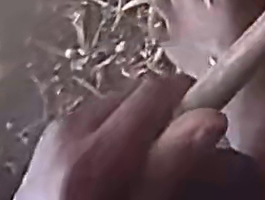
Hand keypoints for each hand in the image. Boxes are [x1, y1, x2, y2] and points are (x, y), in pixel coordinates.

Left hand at [15, 75, 228, 199]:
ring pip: (121, 105)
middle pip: (139, 93)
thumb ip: (169, 168)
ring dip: (144, 128)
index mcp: (91, 153)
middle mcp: (71, 127)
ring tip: (151, 171)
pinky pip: (99, 120)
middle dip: (168, 118)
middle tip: (188, 159)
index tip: (213, 125)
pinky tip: (121, 174)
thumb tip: (214, 119)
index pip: (156, 89)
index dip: (191, 99)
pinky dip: (118, 137)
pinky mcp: (51, 137)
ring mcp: (57, 129)